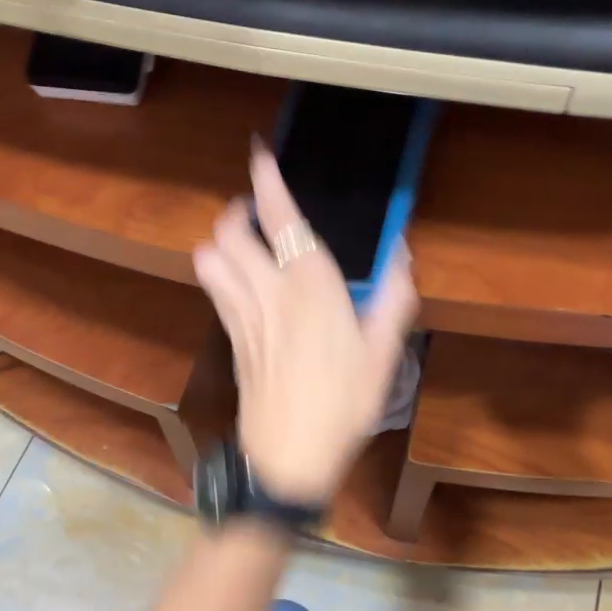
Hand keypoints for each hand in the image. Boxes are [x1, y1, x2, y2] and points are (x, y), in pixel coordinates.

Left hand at [192, 137, 418, 504]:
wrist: (288, 456)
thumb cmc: (343, 405)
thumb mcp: (383, 355)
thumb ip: (393, 299)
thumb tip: (401, 254)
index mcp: (310, 287)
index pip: (279, 219)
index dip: (266, 181)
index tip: (259, 154)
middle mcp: (267, 291)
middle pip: (231, 231)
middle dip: (238, 210)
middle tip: (257, 211)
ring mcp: (241, 316)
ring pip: (210, 258)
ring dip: (221, 241)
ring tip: (244, 244)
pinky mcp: (230, 339)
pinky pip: (214, 291)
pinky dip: (219, 273)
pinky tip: (239, 284)